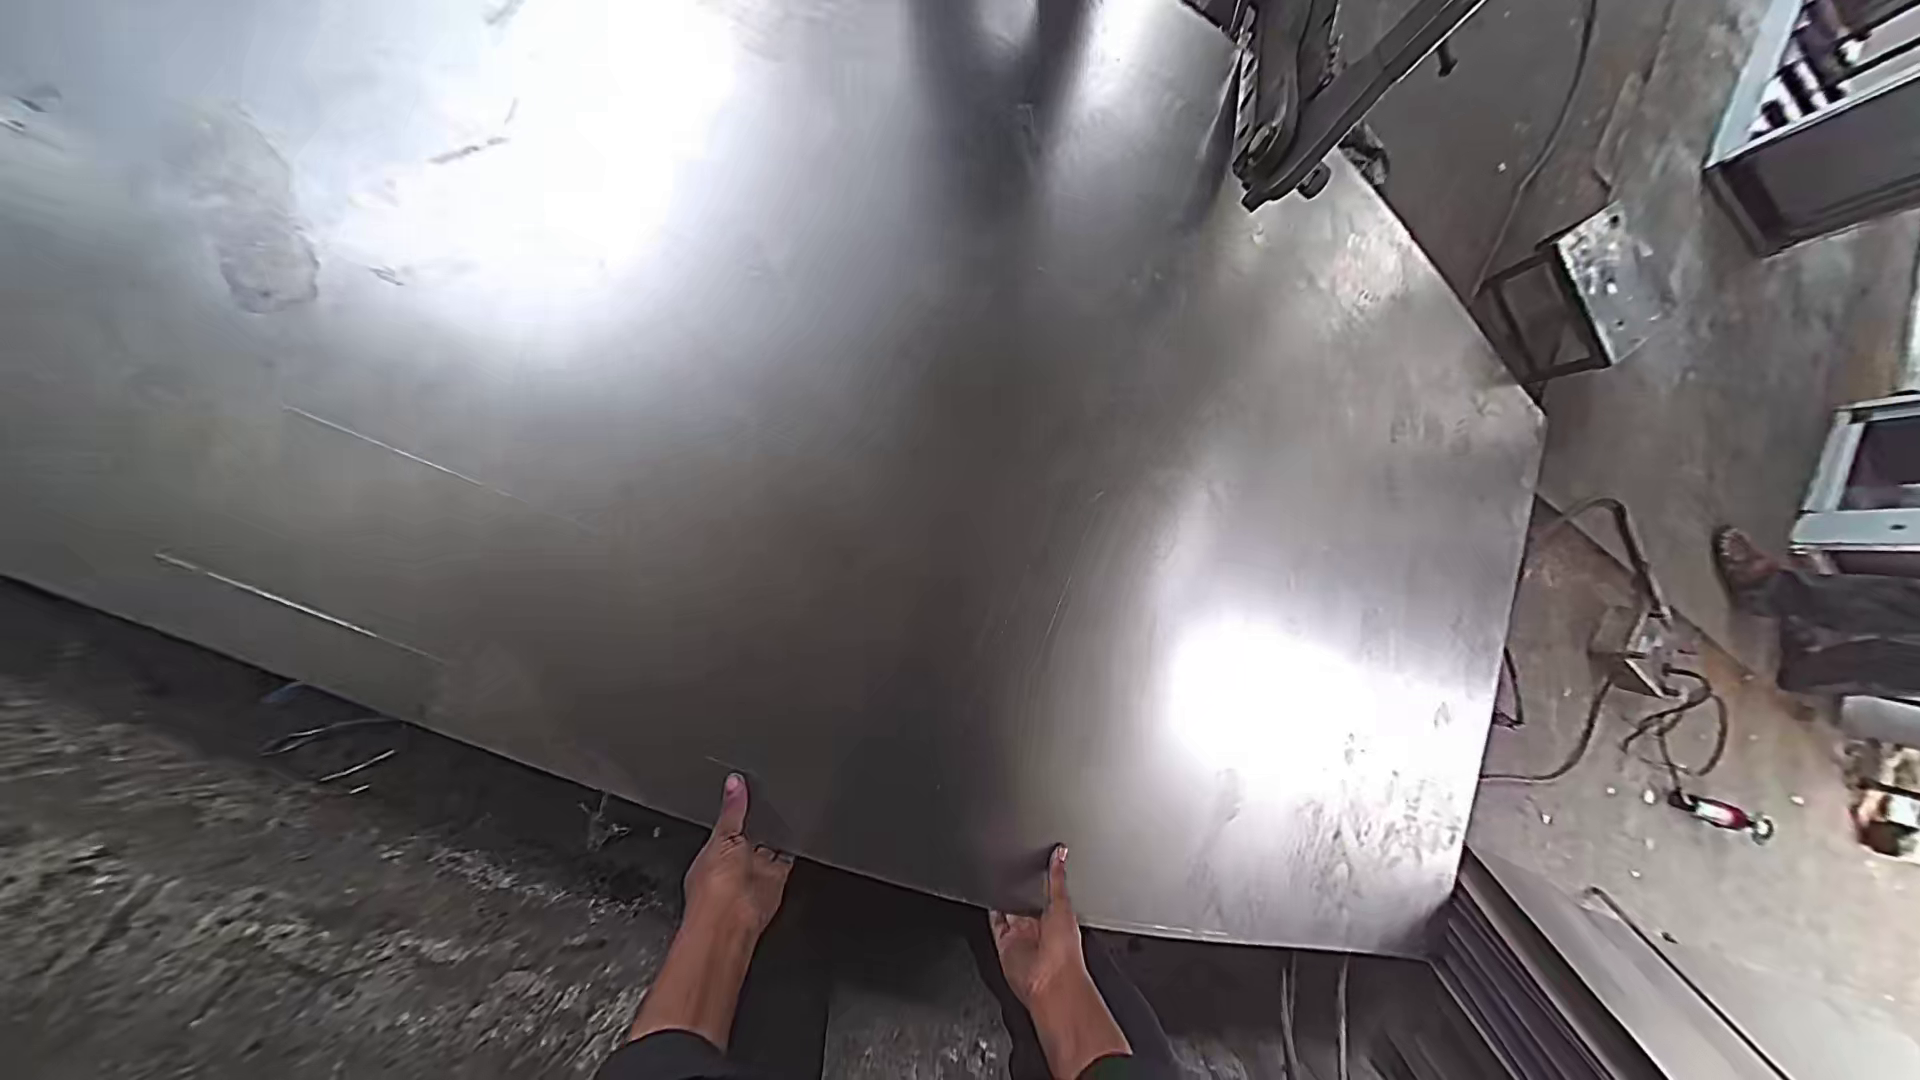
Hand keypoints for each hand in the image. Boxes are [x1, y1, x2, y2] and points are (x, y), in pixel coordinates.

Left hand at [683, 772, 792, 937]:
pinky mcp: (776, 878)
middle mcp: (734, 864)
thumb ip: (732, 810)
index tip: (745, 788)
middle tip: (769, 797)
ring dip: (777, 833)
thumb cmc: (712, 889)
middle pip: (751, 835)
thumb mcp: (722, 837)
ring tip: (785, 810)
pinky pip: (787, 857)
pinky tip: (797, 831)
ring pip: (770, 845)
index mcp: (713, 853)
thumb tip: (733, 782)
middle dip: (759, 821)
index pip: (728, 824)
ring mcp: (755, 872)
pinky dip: (793, 846)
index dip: (736, 809)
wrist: (731, 922)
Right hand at [989, 845, 1129, 1076]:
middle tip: (1015, 864)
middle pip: (1024, 899)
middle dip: (1019, 886)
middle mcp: (1038, 926)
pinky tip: (991, 894)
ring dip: (1004, 895)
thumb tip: (1060, 853)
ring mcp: (1021, 935)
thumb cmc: (1066, 952)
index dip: (1040, 875)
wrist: (1051, 983)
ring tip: (1001, 875)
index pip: (1046, 890)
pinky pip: (995, 921)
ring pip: (1008, 908)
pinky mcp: (1004, 943)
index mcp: (1057, 916)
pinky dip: (992, 908)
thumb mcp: (1063, 904)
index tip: (1036, 856)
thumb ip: (1057, 878)